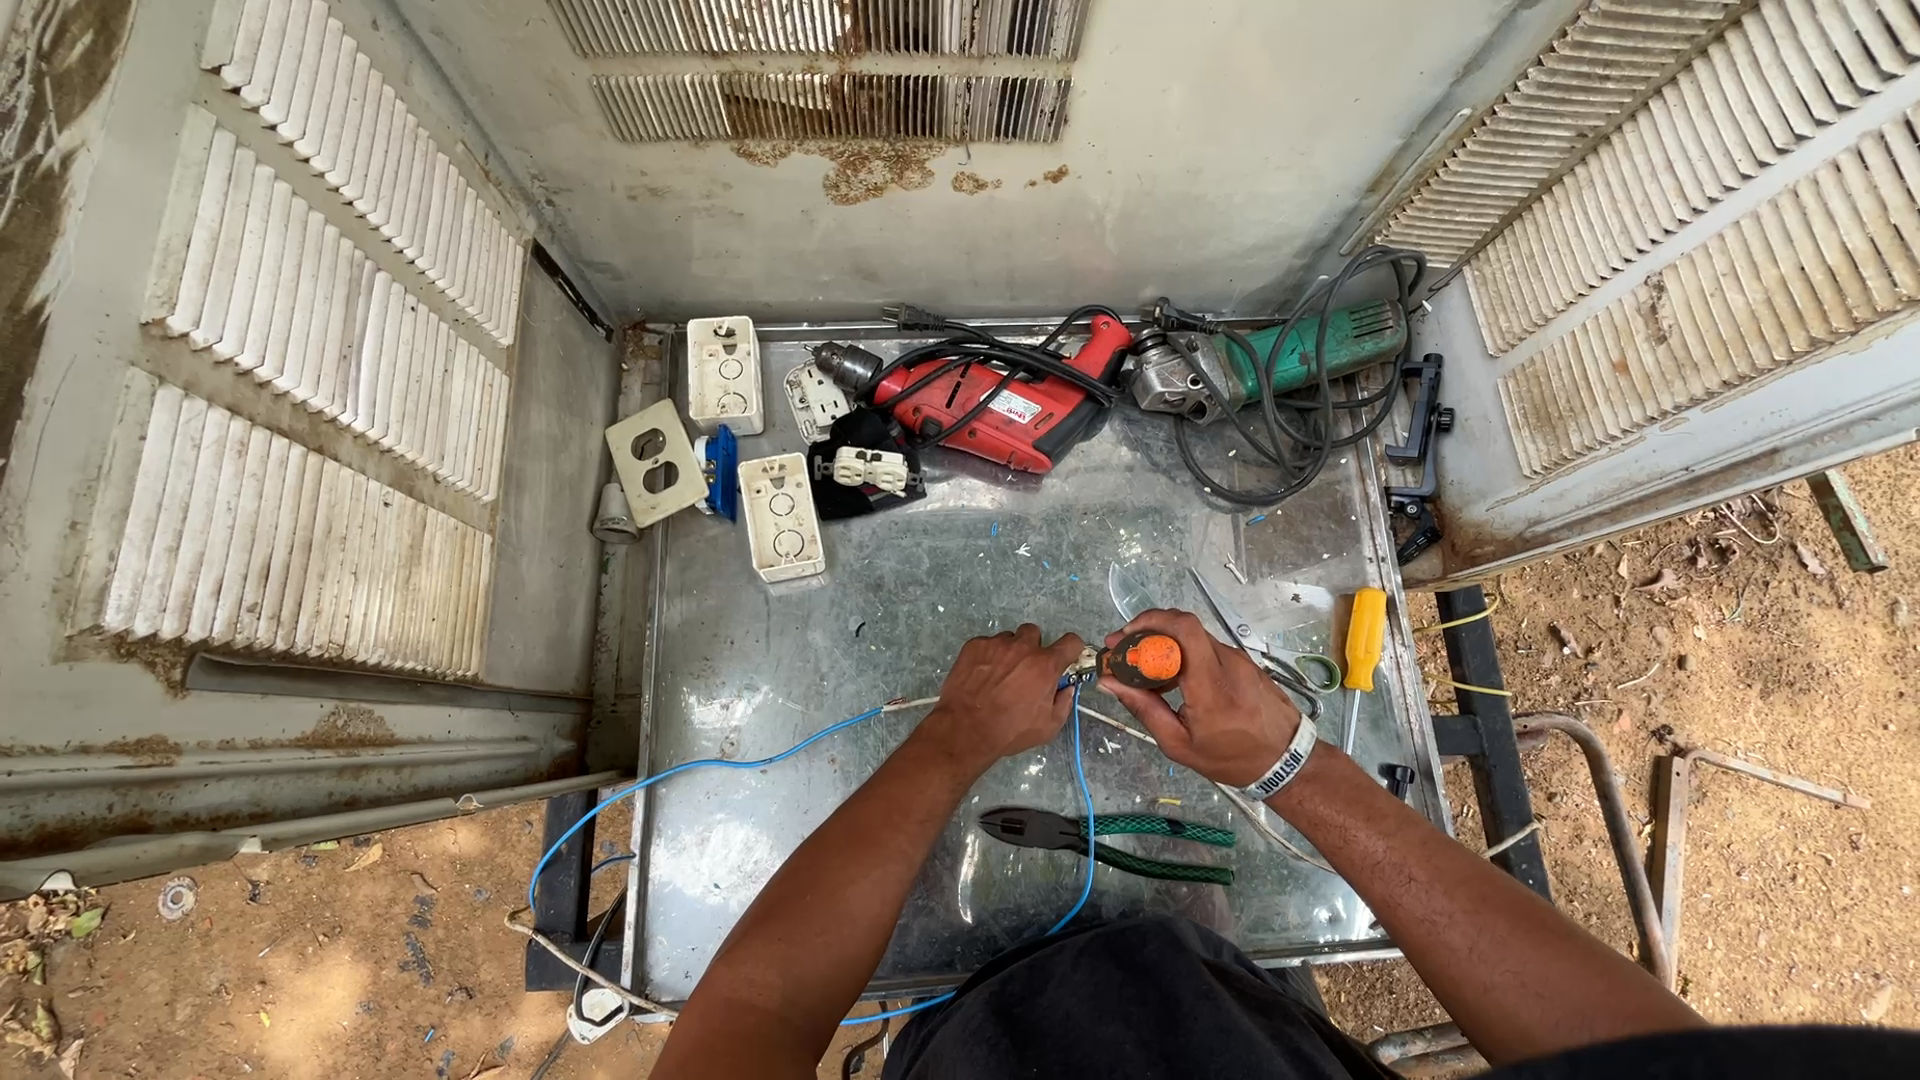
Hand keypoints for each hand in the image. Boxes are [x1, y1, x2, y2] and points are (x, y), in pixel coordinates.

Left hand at [920, 624, 1085, 767]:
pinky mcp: (974, 645)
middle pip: (1034, 633)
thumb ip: (1063, 703)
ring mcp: (996, 644)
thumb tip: (1066, 688)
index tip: (1065, 657)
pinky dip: (987, 655)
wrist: (965, 729)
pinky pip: (987, 643)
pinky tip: (981, 675)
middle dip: (1033, 648)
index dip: (1071, 649)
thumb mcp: (1047, 727)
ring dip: (1008, 652)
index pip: (1071, 642)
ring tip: (999, 674)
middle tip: (1024, 669)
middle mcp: (1023, 647)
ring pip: (1009, 638)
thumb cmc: (1009, 730)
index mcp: (1045, 665)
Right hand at [1099, 608, 1303, 787]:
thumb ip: (1144, 709)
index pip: (1183, 631)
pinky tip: (1170, 675)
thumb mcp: (1179, 744)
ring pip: (1192, 635)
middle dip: (1147, 629)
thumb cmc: (1232, 758)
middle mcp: (1227, 663)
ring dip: (1163, 642)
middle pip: (1183, 625)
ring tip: (1143, 667)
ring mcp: (1239, 658)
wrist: (1288, 761)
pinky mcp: (1243, 660)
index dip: (1149, 623)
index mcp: (1211, 686)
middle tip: (1124, 648)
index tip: (1122, 640)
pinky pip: (1206, 646)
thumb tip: (1110, 682)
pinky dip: (1181, 652)